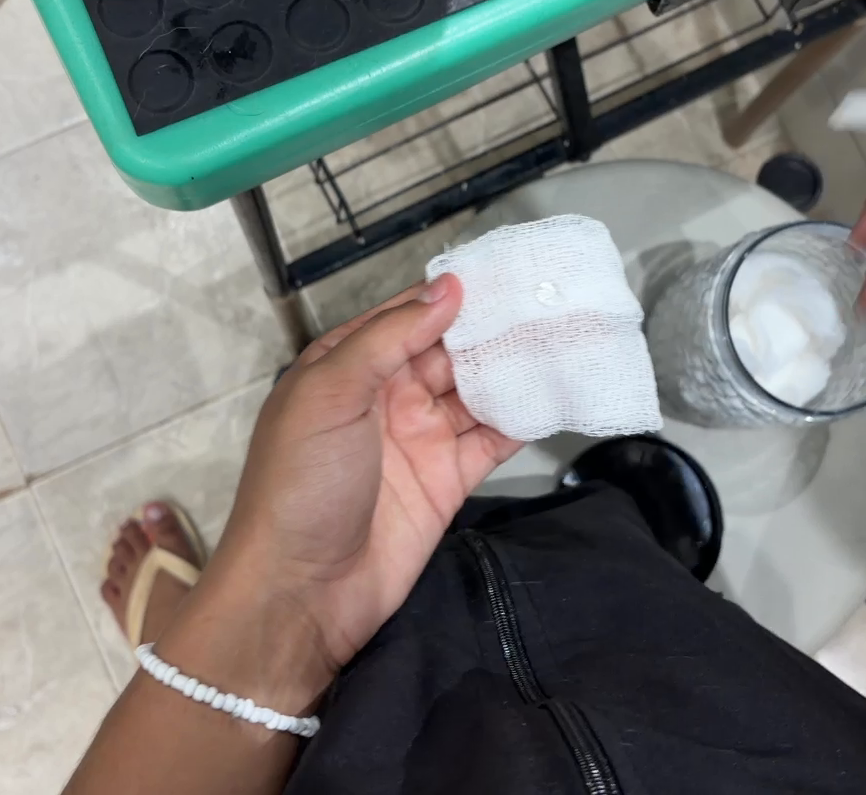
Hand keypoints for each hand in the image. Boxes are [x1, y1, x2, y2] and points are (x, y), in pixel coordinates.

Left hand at [205, 276, 517, 686]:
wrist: (302, 594)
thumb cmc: (302, 482)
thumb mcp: (331, 393)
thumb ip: (389, 337)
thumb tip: (448, 288)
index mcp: (350, 366)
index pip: (407, 316)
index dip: (449, 294)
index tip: (503, 271)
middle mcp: (387, 394)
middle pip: (448, 350)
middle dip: (491, 328)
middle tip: (547, 300)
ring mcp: (420, 437)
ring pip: (475, 390)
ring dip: (513, 369)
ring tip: (562, 337)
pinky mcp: (448, 478)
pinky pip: (491, 438)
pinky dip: (521, 419)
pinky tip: (555, 393)